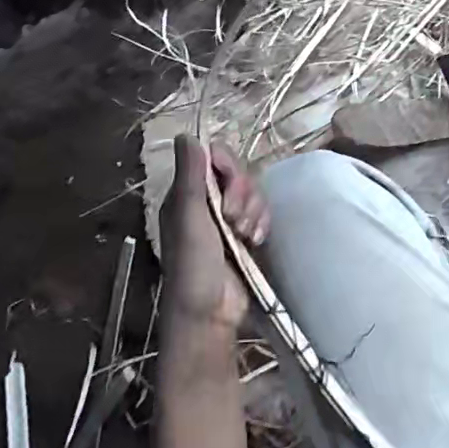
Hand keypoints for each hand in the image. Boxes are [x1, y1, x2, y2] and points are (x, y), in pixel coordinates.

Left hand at [161, 134, 269, 329]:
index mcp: (187, 195)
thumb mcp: (190, 218)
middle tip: (232, 217)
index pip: (213, 158)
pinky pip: (263, 212)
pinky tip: (256, 240)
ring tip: (244, 234)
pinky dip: (262, 223)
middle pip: (237, 173)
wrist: (211, 312)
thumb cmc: (193, 265)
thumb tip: (186, 135)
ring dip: (253, 210)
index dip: (226, 165)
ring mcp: (228, 219)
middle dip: (242, 192)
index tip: (228, 182)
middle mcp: (206, 202)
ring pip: (253, 192)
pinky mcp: (247, 233)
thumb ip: (191, 177)